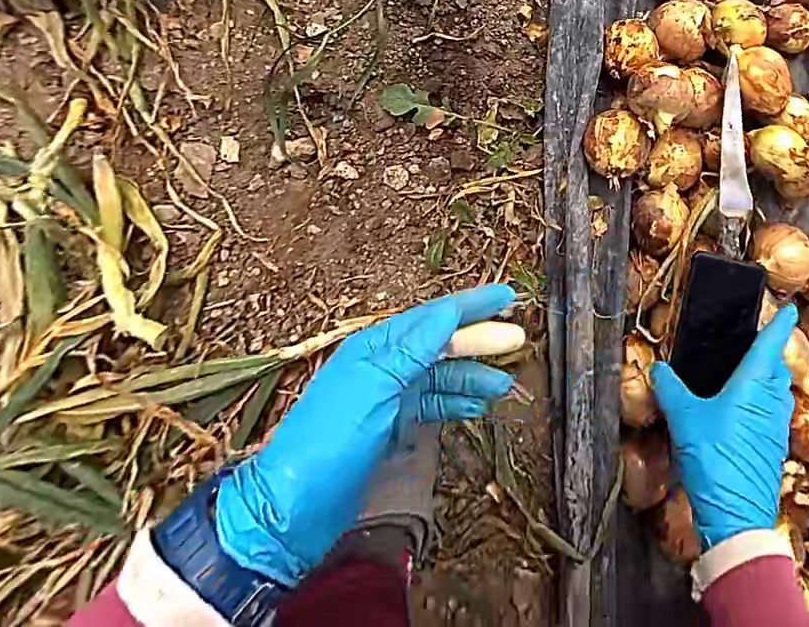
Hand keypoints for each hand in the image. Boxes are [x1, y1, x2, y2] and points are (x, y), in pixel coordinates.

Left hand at [213, 284, 516, 584]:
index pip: (435, 316)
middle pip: (444, 343)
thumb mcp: (374, 389)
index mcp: (378, 347)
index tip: (507, 295)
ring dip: (474, 375)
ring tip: (503, 384)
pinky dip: (458, 400)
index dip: (473, 304)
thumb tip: (450, 311)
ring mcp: (390, 394)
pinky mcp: (393, 423)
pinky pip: (435, 402)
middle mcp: (387, 364)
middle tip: (518, 338)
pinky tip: (478, 405)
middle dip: (481, 340)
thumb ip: (414, 348)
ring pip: (443, 374)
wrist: (289, 514)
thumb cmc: (328, 443)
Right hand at [651, 303, 796, 549]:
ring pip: (778, 391)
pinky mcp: (775, 447)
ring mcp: (777, 425)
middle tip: (756, 344)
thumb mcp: (684, 418)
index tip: (790, 310)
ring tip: (747, 376)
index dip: (780, 323)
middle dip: (770, 353)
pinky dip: (763, 404)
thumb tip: (659, 370)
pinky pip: (773, 413)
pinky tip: (742, 413)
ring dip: (768, 379)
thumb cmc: (714, 458)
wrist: (736, 516)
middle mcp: (772, 399)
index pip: (771, 343)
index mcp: (755, 383)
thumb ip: (671, 389)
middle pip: (777, 367)